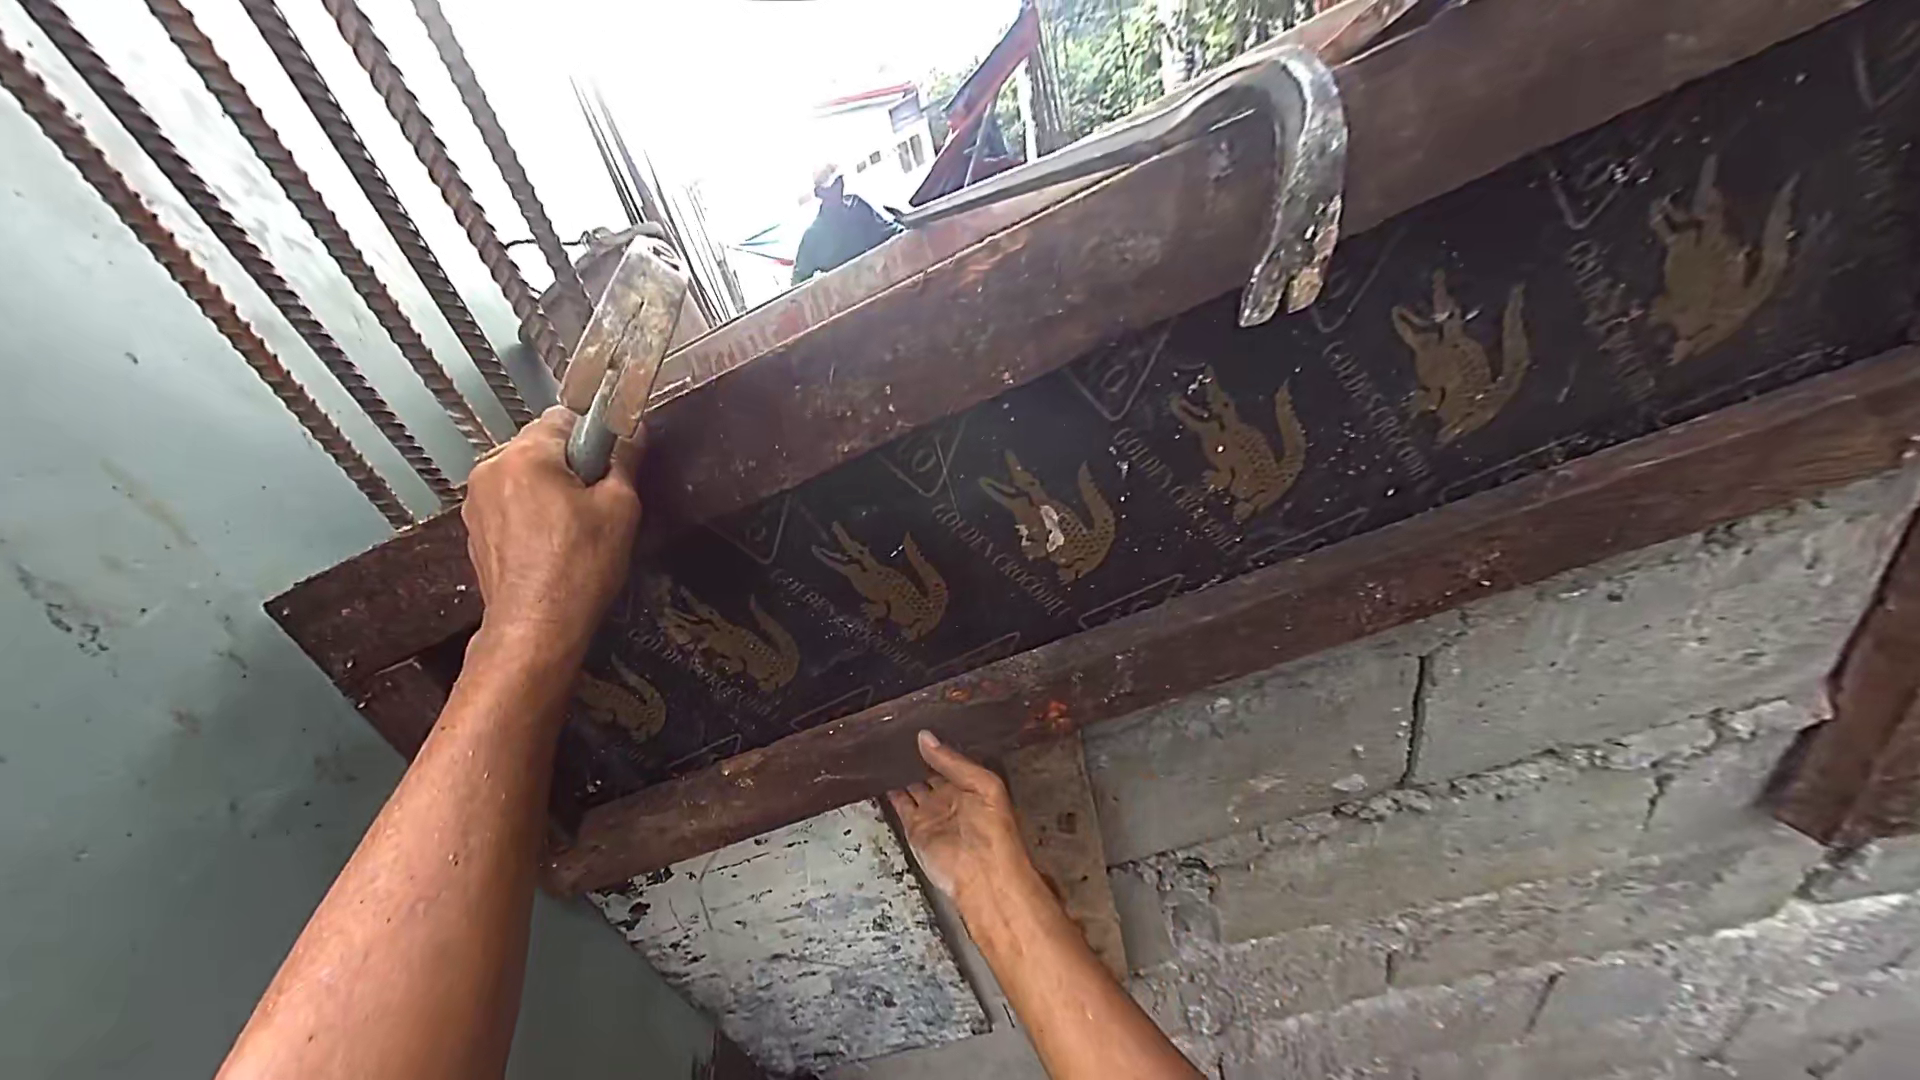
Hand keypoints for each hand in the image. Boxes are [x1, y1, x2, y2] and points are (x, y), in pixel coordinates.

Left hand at [462, 407, 641, 656]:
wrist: (538, 625)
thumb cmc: (580, 567)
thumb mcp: (621, 507)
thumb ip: (625, 461)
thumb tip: (632, 433)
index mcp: (525, 456)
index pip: (565, 417)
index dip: (597, 436)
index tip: (614, 461)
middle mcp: (490, 470)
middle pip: (542, 447)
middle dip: (574, 464)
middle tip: (602, 499)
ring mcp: (477, 501)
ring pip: (527, 476)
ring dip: (554, 488)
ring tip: (581, 526)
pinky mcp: (476, 529)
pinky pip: (512, 503)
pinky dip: (535, 513)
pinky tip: (558, 542)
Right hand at [888, 731, 1031, 903]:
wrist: (984, 875)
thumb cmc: (995, 832)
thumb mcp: (983, 784)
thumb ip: (952, 761)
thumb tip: (925, 738)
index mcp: (972, 785)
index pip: (949, 759)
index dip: (936, 745)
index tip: (920, 727)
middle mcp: (950, 797)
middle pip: (929, 771)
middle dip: (916, 756)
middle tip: (899, 734)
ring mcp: (931, 812)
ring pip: (911, 785)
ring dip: (900, 771)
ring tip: (886, 748)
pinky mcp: (915, 828)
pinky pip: (899, 805)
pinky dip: (889, 791)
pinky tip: (881, 775)